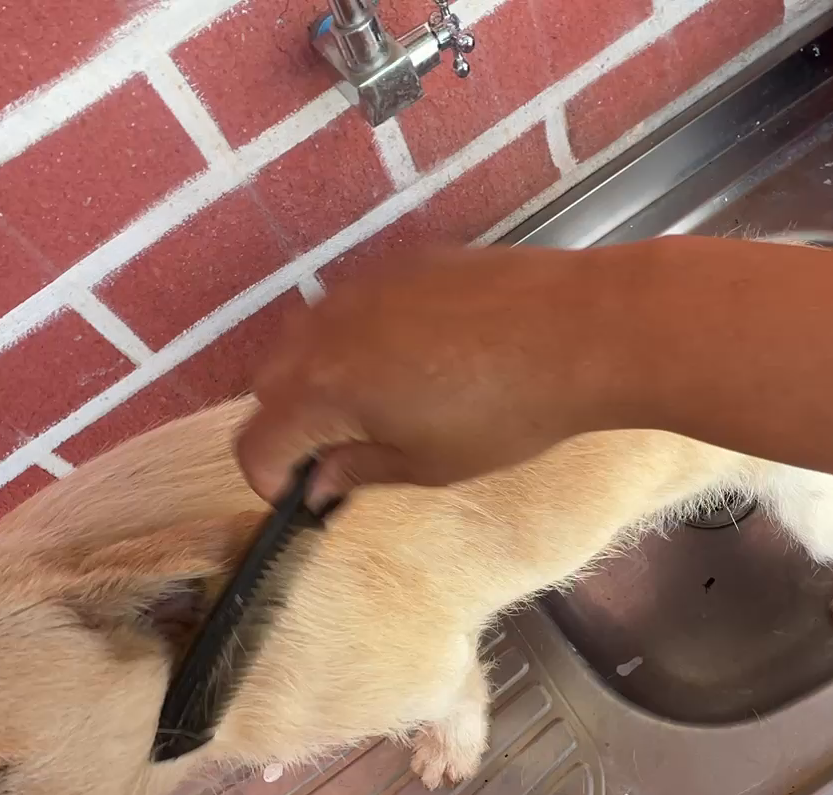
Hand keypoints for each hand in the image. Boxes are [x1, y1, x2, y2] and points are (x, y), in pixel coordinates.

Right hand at [235, 243, 679, 505]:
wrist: (578, 329)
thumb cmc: (505, 414)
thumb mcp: (428, 464)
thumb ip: (357, 471)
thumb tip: (317, 485)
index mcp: (321, 388)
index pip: (253, 443)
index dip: (272, 479)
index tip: (308, 494)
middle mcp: (322, 329)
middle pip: (270, 386)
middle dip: (291, 426)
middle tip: (346, 451)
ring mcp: (361, 286)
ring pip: (307, 340)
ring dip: (321, 379)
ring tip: (382, 403)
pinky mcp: (400, 262)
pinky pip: (352, 307)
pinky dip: (359, 339)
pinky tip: (418, 354)